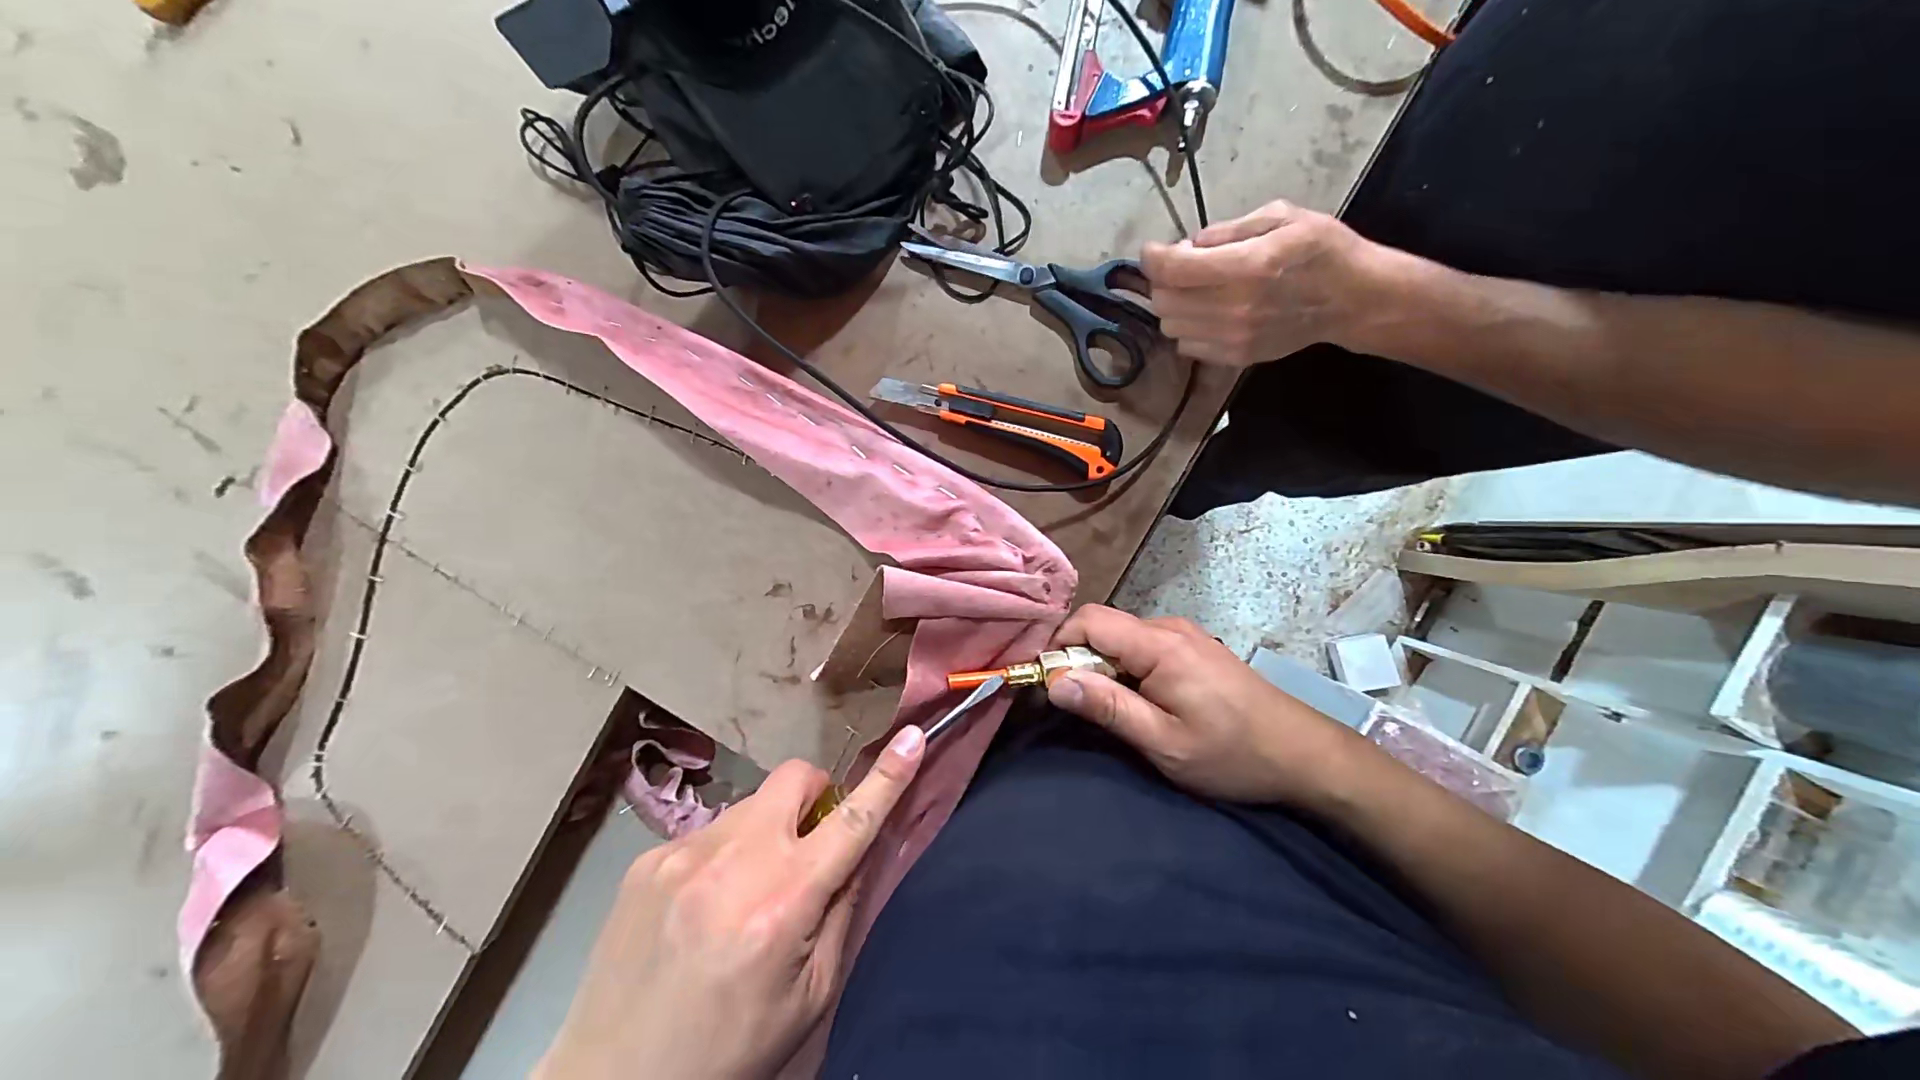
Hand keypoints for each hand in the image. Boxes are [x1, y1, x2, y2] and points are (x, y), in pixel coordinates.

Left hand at [536, 726, 926, 1079]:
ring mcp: (683, 853)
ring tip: (742, 894)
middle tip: (808, 845)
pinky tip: (701, 906)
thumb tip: (862, 848)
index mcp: (783, 902)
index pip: (852, 822)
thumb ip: (842, 911)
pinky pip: (707, 832)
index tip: (912, 736)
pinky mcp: (648, 859)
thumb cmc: (730, 1048)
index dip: (888, 777)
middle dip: (814, 796)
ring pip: (750, 806)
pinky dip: (722, 855)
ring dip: (764, 834)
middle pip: (794, 779)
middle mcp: (734, 862)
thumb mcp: (810, 995)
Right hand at [1047, 605, 1363, 806]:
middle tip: (1083, 708)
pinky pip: (1143, 645)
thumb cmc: (1232, 754)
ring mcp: (1185, 635)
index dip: (1059, 647)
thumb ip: (1108, 708)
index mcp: (1160, 646)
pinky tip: (1142, 701)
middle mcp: (1170, 628)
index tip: (1051, 685)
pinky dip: (1127, 667)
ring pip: (1121, 637)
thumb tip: (1055, 681)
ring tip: (1116, 711)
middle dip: (1080, 661)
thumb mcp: (1163, 742)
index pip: (1088, 620)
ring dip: (1104, 667)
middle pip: (1103, 627)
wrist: (1304, 754)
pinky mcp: (1194, 647)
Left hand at [1141, 199, 1404, 366]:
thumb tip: (1190, 245)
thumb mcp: (1282, 217)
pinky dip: (1188, 327)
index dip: (1153, 258)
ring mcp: (1233, 338)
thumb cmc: (1322, 250)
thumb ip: (1229, 229)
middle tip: (1182, 266)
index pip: (1173, 270)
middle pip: (1164, 300)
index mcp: (1247, 266)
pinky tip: (1209, 312)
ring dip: (1174, 305)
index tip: (1153, 250)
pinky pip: (1187, 345)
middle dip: (1164, 280)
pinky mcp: (1235, 357)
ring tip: (1197, 289)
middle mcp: (1234, 308)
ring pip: (1170, 325)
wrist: (1353, 300)